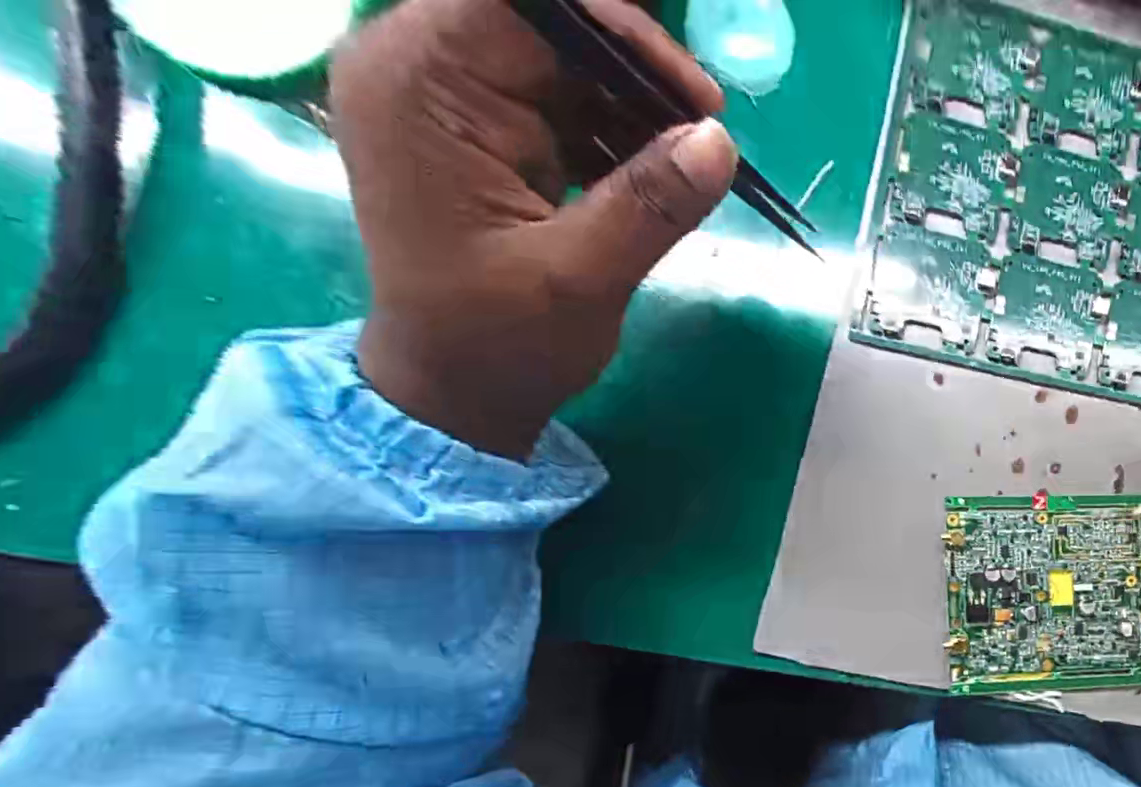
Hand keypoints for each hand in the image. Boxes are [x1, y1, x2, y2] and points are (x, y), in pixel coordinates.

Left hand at [328, 0, 737, 458]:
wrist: (460, 393)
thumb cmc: (501, 343)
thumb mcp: (581, 279)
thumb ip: (649, 206)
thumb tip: (720, 142)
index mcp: (420, 84)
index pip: (524, 2)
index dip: (618, 29)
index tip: (698, 99)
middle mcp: (425, 70)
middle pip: (547, 26)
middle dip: (636, 73)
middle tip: (707, 133)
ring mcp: (456, 102)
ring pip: (566, 64)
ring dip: (636, 107)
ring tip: (691, 161)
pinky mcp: (488, 135)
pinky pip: (565, 105)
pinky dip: (618, 134)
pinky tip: (659, 174)